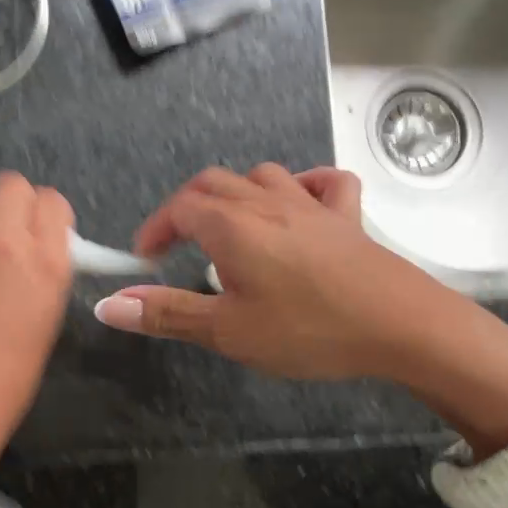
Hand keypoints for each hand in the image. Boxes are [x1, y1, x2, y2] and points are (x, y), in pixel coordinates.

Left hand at [0, 172, 73, 466]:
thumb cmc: (6, 381)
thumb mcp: (47, 323)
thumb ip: (46, 274)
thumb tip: (36, 248)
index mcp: (46, 264)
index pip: (52, 202)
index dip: (44, 217)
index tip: (35, 235)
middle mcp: (3, 243)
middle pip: (10, 185)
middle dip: (9, 207)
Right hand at [95, 164, 507, 457]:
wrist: (400, 326)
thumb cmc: (307, 330)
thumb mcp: (227, 330)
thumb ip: (166, 314)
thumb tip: (107, 305)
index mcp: (233, 225)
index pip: (179, 208)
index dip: (154, 229)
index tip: (144, 260)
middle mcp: (269, 201)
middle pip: (214, 184)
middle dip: (185, 208)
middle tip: (174, 247)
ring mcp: (313, 204)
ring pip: (262, 176)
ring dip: (234, 194)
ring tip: (227, 229)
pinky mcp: (349, 217)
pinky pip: (321, 183)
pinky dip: (300, 187)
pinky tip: (297, 206)